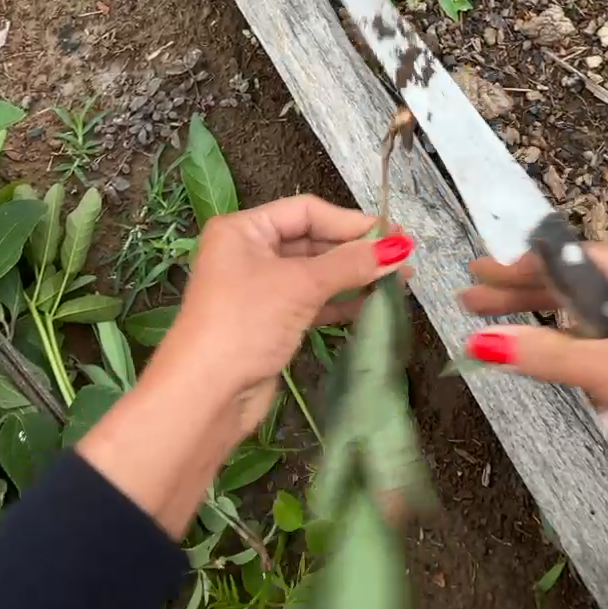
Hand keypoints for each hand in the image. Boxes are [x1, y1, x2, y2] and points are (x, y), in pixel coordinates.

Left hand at [78, 195, 410, 537]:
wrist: (205, 397)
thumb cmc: (244, 324)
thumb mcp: (300, 286)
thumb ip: (350, 264)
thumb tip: (398, 249)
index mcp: (243, 229)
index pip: (306, 211)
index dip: (350, 221)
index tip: (393, 232)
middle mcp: (247, 252)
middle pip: (311, 240)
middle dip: (355, 250)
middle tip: (402, 258)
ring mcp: (258, 289)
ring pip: (314, 273)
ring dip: (353, 277)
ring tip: (397, 282)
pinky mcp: (269, 321)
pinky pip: (310, 301)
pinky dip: (339, 302)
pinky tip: (370, 305)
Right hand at [459, 245, 607, 533]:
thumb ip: (546, 354)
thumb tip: (483, 342)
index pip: (567, 260)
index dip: (518, 270)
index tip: (479, 275)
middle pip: (575, 288)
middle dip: (528, 302)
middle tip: (475, 300)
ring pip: (597, 328)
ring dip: (577, 359)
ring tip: (544, 370)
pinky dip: (605, 378)